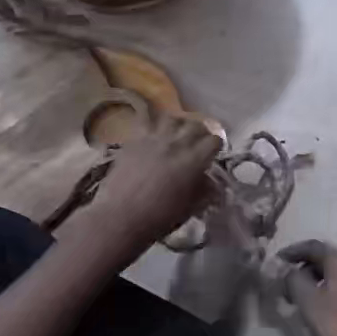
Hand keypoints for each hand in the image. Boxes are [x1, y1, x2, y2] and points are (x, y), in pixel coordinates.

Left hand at [78, 114, 222, 259]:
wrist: (121, 218)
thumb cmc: (159, 218)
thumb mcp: (190, 208)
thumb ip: (203, 191)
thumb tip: (211, 183)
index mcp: (194, 160)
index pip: (214, 140)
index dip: (215, 147)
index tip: (212, 155)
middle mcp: (177, 143)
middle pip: (195, 125)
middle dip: (200, 132)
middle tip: (197, 143)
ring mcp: (154, 138)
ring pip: (172, 118)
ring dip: (177, 124)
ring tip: (175, 133)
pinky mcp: (134, 139)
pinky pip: (144, 119)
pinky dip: (150, 119)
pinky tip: (150, 126)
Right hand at [281, 241, 336, 335]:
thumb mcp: (310, 302)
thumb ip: (294, 281)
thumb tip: (287, 270)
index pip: (313, 246)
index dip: (292, 251)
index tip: (276, 260)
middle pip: (324, 258)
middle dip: (302, 267)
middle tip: (284, 280)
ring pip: (333, 274)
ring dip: (313, 280)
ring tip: (297, 296)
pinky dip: (326, 290)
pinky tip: (318, 307)